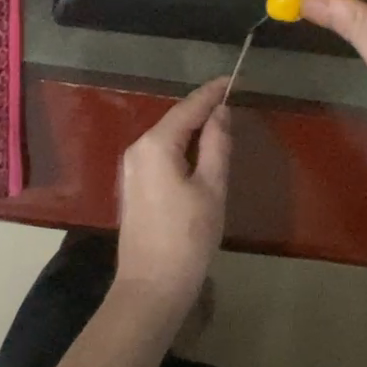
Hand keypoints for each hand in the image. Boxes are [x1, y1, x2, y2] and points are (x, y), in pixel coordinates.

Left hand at [114, 77, 231, 314]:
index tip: (234, 78)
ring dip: (193, 130)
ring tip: (222, 123)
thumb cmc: (186, 239)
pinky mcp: (134, 187)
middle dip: (203, 110)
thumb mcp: (211, 189)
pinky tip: (201, 153)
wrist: (150, 288)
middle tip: (233, 99)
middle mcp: (138, 149)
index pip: (188, 108)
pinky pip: (162, 155)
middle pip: (175, 120)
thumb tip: (221, 113)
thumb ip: (217, 146)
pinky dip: (182, 148)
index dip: (212, 93)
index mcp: (156, 144)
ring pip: (168, 138)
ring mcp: (132, 169)